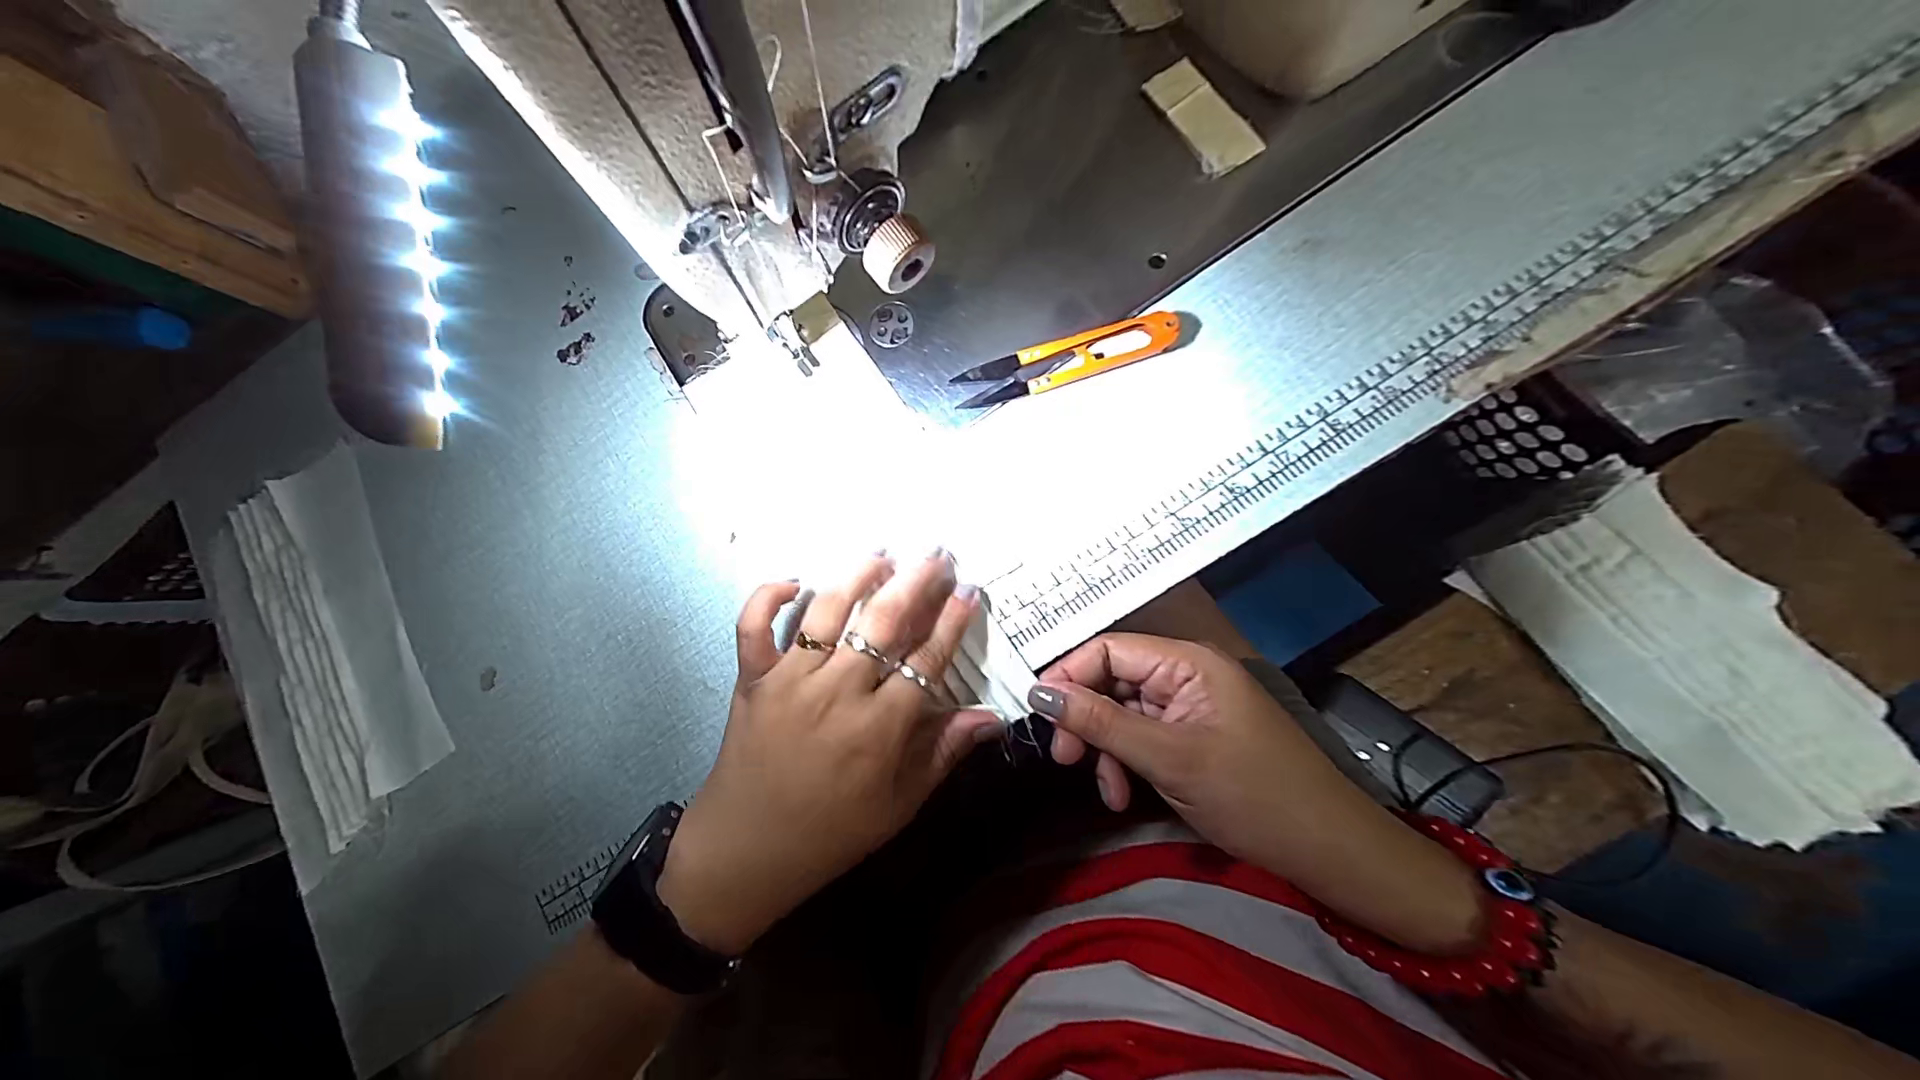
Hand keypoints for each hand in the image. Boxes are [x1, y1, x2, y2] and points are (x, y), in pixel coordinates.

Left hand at [654, 552, 1001, 955]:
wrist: (746, 852)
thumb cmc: (831, 833)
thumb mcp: (899, 804)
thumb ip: (944, 753)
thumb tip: (993, 718)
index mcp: (878, 729)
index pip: (925, 661)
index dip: (951, 622)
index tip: (969, 591)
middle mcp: (836, 694)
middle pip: (882, 624)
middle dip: (915, 584)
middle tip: (936, 555)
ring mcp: (789, 682)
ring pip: (826, 613)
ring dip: (856, 577)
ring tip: (881, 555)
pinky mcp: (752, 680)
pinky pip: (753, 628)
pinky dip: (768, 598)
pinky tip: (795, 581)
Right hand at [1034, 633, 1484, 953]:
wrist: (1329, 851)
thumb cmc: (1254, 795)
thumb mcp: (1168, 758)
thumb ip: (1101, 722)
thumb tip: (1040, 693)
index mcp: (1187, 662)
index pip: (1109, 650)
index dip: (1070, 677)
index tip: (1041, 715)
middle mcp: (1186, 675)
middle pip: (1112, 681)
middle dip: (1086, 720)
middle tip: (1066, 759)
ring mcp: (1190, 708)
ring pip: (1123, 714)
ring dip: (1106, 750)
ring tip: (1107, 792)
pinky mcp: (1193, 737)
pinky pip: (1143, 738)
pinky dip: (1128, 764)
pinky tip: (1124, 795)